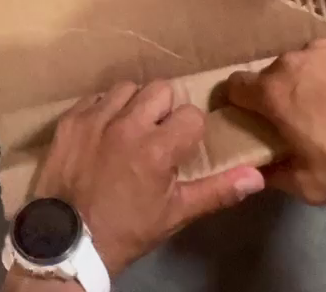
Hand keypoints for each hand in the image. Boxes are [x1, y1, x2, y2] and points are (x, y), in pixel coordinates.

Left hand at [29, 80, 265, 274]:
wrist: (69, 239)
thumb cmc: (128, 228)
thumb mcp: (176, 214)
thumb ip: (217, 191)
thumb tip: (256, 176)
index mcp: (156, 149)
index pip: (191, 115)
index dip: (192, 129)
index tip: (184, 145)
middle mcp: (126, 125)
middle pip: (161, 89)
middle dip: (166, 108)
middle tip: (160, 131)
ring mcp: (95, 118)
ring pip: (127, 87)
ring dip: (135, 103)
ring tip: (132, 128)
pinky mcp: (71, 118)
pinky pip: (96, 97)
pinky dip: (105, 109)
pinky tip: (105, 130)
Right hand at [224, 39, 325, 204]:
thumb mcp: (312, 187)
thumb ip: (275, 176)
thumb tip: (255, 170)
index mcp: (272, 93)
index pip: (234, 86)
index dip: (238, 102)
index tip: (250, 117)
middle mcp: (289, 62)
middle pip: (271, 75)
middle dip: (280, 95)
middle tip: (302, 121)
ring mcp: (322, 48)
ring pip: (302, 64)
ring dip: (309, 81)